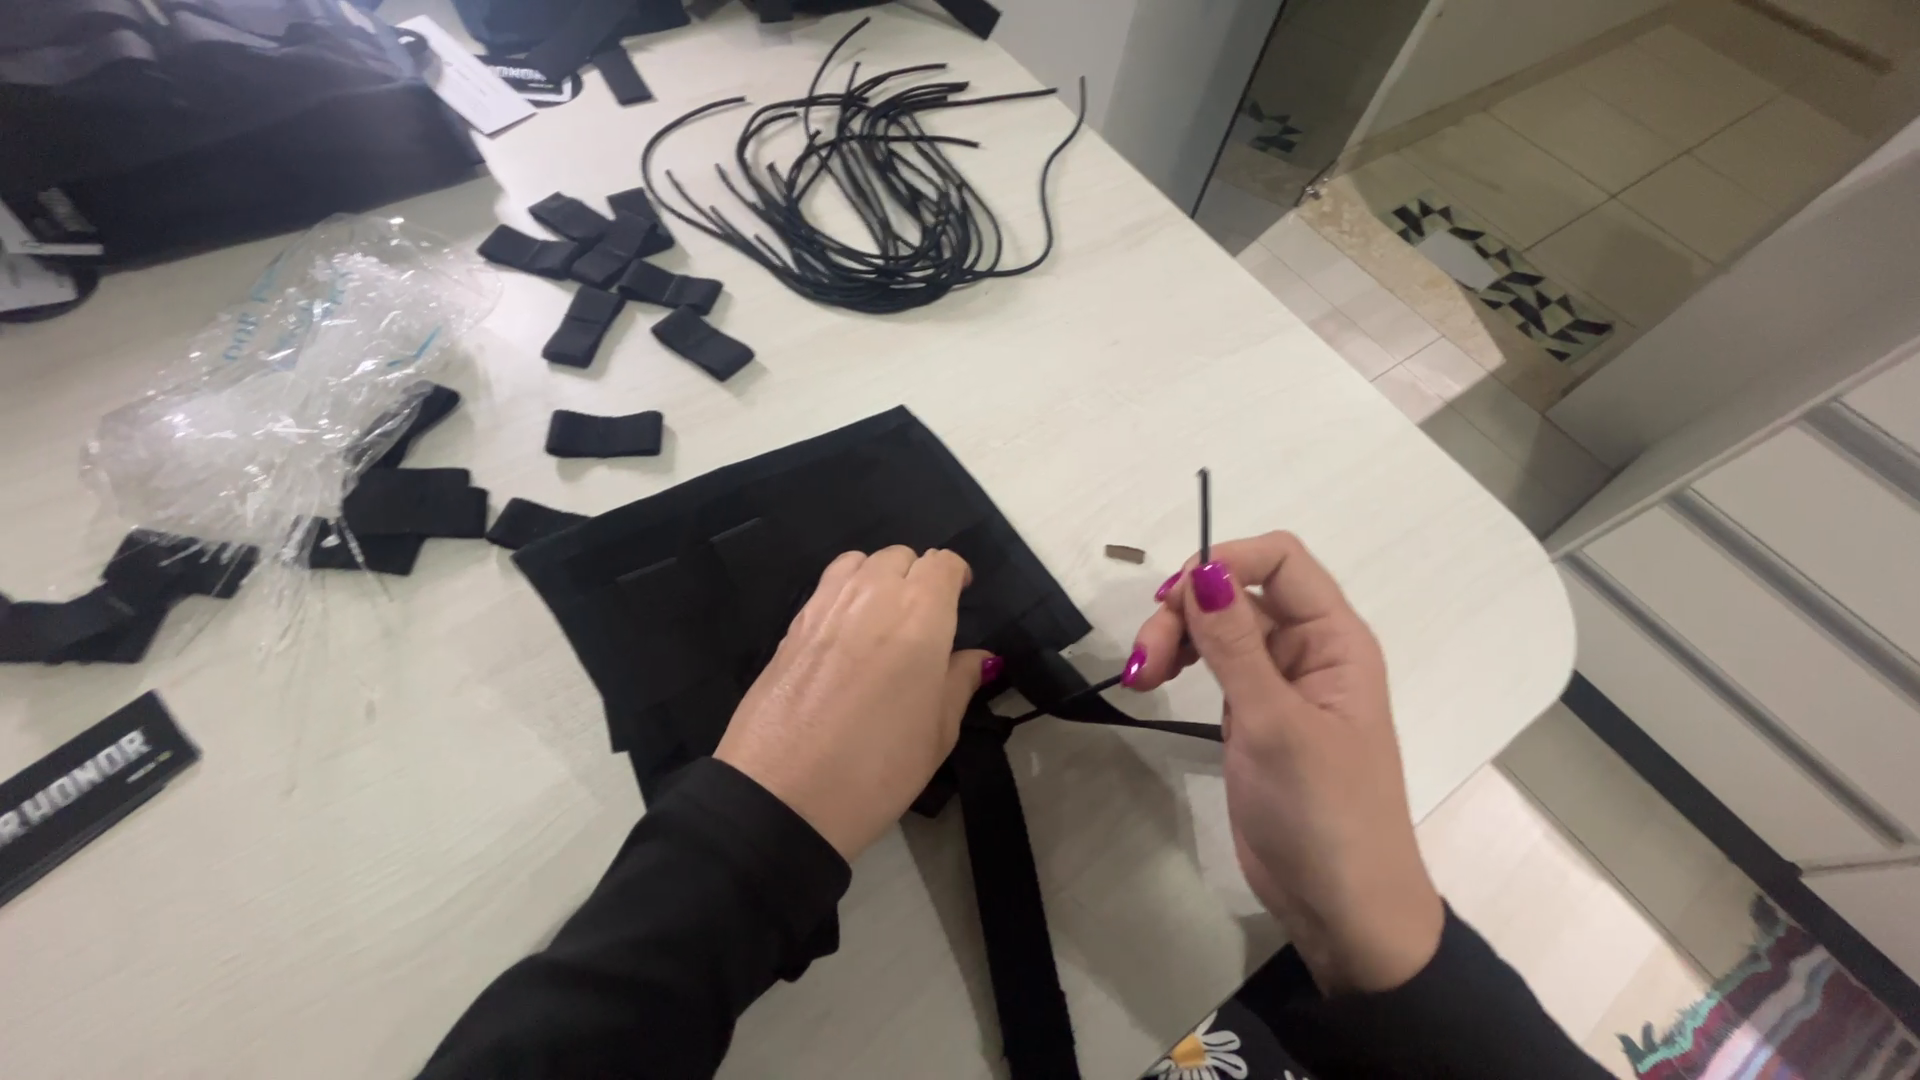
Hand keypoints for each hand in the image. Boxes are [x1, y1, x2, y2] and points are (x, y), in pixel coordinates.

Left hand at [715, 547, 990, 860]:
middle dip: (919, 577)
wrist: (782, 796)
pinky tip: (846, 633)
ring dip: (879, 577)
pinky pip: (827, 585)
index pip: (943, 564)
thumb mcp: (937, 734)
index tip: (961, 597)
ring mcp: (826, 605)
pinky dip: (845, 592)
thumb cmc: (877, 769)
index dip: (956, 576)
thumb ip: (960, 682)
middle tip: (923, 620)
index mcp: (921, 615)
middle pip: (902, 556)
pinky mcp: (792, 624)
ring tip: (882, 618)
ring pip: (860, 562)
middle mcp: (873, 594)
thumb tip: (980, 657)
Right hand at [1127, 532, 1443, 994]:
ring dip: (1173, 638)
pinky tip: (1154, 682)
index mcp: (1334, 640)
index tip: (1173, 595)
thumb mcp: (1274, 723)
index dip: (1226, 559)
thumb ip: (1234, 645)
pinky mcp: (1251, 710)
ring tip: (1141, 677)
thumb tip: (1202, 569)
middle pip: (1237, 592)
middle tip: (1144, 660)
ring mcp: (1277, 680)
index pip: (1282, 561)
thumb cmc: (1323, 812)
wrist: (1339, 905)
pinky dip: (1179, 663)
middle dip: (1185, 612)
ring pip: (1216, 626)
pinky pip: (1211, 663)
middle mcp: (1307, 648)